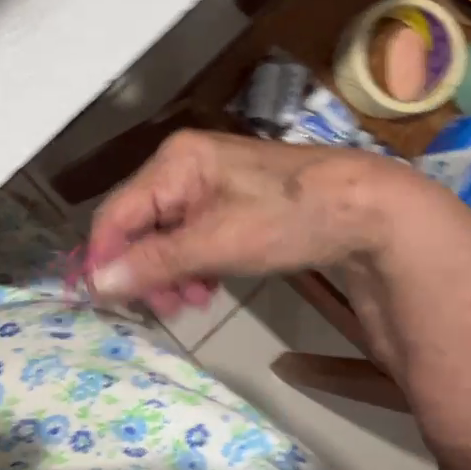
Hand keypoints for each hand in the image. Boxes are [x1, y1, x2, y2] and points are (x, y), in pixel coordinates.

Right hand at [86, 131, 421, 310]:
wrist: (376, 211)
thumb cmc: (291, 219)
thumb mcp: (216, 244)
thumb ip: (152, 264)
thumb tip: (95, 285)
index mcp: (175, 162)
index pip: (116, 214)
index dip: (104, 258)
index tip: (106, 301)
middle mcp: (183, 166)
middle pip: (137, 226)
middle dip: (144, 270)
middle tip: (162, 308)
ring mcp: (207, 184)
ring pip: (162, 237)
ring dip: (167, 274)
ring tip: (190, 301)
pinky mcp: (228, 202)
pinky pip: (189, 237)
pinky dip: (190, 266)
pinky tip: (206, 287)